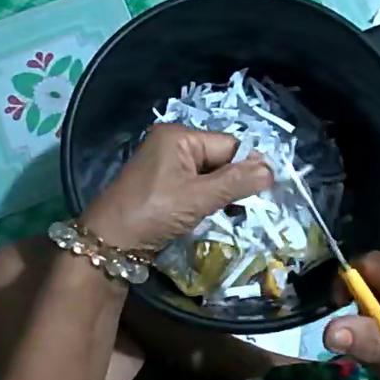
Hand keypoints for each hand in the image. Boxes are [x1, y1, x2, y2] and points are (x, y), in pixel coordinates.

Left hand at [82, 124, 272, 253]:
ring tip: (224, 212)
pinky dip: (206, 199)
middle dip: (232, 183)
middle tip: (239, 207)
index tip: (258, 193)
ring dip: (220, 194)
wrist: (108, 243)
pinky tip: (208, 214)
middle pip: (221, 158)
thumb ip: (236, 182)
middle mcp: (173, 143)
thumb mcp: (198, 197)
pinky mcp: (163, 184)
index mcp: (179, 136)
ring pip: (211, 174)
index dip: (245, 168)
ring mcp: (166, 164)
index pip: (229, 145)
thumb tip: (272, 170)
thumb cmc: (153, 213)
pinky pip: (196, 185)